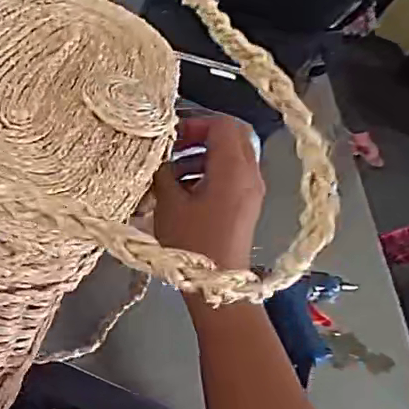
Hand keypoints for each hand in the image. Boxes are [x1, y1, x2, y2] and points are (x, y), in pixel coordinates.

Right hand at [153, 112, 264, 274]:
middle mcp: (250, 173)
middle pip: (231, 136)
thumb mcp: (169, 204)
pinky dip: (208, 171)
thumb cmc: (192, 242)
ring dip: (201, 155)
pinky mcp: (246, 203)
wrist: (216, 284)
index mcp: (233, 169)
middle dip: (199, 137)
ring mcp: (251, 189)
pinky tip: (182, 189)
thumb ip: (163, 172)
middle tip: (170, 150)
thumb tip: (157, 155)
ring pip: (231, 154)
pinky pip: (231, 173)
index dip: (193, 124)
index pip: (222, 124)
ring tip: (171, 172)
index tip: (168, 138)